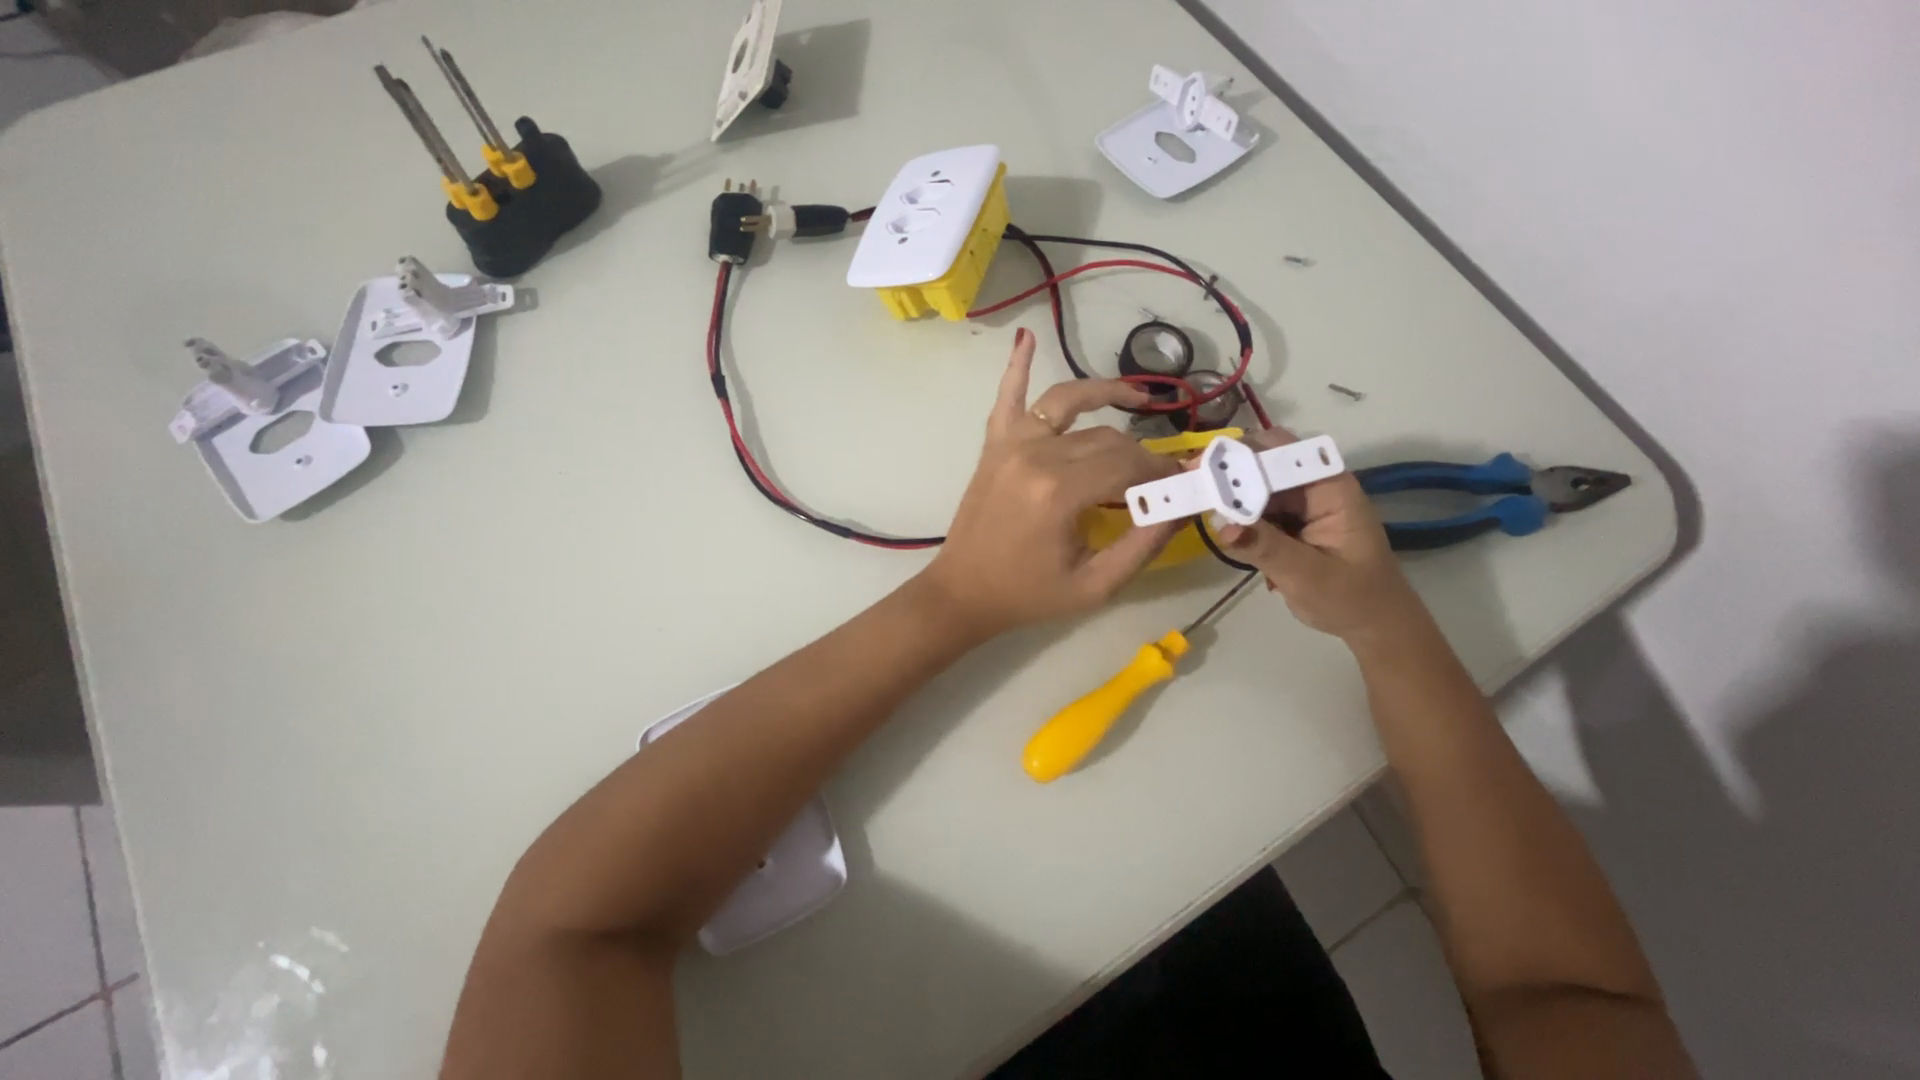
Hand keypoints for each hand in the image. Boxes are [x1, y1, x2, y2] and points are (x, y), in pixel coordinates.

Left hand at [917, 328, 1181, 636]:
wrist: (963, 592)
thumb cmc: (1029, 595)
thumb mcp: (1096, 586)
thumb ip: (1144, 544)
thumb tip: (1184, 506)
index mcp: (1060, 491)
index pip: (1128, 465)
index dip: (1161, 474)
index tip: (1183, 484)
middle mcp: (1036, 454)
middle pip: (1106, 437)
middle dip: (1140, 454)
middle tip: (1161, 474)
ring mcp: (1011, 443)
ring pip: (1069, 403)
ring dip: (1106, 393)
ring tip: (1139, 398)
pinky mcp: (994, 444)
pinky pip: (1008, 396)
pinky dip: (1017, 365)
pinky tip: (1027, 335)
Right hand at [1216, 427, 1427, 643]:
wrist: (1375, 624)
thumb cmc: (1351, 598)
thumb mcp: (1306, 576)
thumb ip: (1264, 548)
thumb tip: (1222, 526)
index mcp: (1330, 487)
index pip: (1281, 452)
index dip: (1241, 456)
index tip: (1201, 469)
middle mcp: (1315, 485)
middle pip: (1265, 461)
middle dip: (1229, 472)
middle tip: (1191, 486)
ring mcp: (1303, 502)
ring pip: (1257, 484)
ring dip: (1231, 495)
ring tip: (1198, 504)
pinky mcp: (1293, 520)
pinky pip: (1259, 507)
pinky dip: (1240, 516)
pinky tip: (1223, 527)